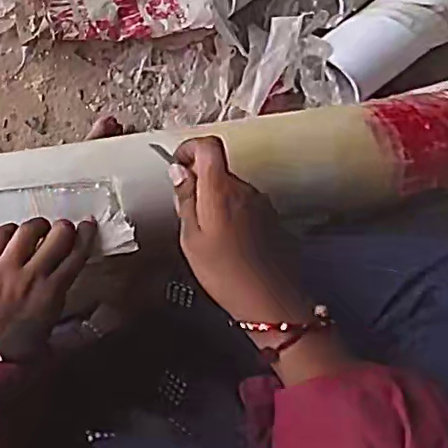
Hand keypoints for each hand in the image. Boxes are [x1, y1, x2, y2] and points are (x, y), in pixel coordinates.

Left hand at [0, 218, 97, 362]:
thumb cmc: (21, 346)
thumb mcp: (57, 329)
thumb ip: (75, 309)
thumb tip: (100, 303)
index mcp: (52, 292)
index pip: (77, 253)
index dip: (86, 235)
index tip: (87, 226)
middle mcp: (31, 276)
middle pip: (58, 234)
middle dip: (64, 228)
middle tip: (62, 230)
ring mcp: (4, 268)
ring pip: (28, 229)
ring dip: (38, 226)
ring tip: (38, 230)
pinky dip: (9, 230)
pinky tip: (13, 236)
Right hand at [169, 137, 314, 325]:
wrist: (269, 301)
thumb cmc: (226, 274)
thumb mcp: (191, 238)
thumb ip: (185, 199)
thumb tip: (178, 172)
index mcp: (221, 190)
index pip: (208, 146)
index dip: (189, 149)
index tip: (178, 165)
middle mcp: (244, 190)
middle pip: (217, 167)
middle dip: (197, 181)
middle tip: (185, 210)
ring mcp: (260, 202)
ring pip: (229, 186)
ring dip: (213, 199)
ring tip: (204, 232)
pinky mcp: (270, 216)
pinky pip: (242, 202)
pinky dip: (228, 212)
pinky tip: (223, 240)